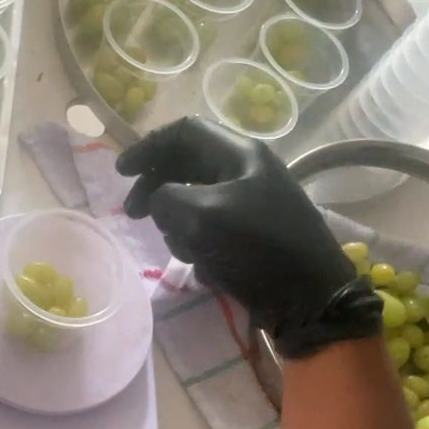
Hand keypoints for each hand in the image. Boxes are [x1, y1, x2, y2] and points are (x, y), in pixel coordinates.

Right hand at [119, 117, 382, 358]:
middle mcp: (244, 172)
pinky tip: (202, 263)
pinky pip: (208, 229)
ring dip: (176, 222)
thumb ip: (167, 198)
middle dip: (156, 188)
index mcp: (239, 154)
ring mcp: (247, 204)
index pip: (184, 132)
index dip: (147, 147)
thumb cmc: (257, 247)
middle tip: (133, 214)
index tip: (120, 173)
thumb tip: (159, 202)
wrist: (307, 296)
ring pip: (192, 200)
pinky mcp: (247, 236)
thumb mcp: (202, 215)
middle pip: (184, 165)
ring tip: (181, 246)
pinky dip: (196, 243)